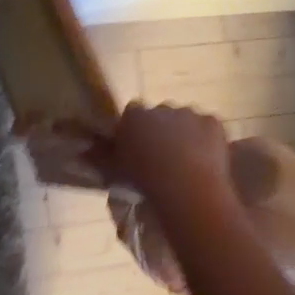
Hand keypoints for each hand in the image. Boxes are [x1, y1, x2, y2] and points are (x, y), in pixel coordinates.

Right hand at [109, 103, 235, 214]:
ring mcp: (189, 113)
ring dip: (185, 134)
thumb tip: (81, 151)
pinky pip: (208, 127)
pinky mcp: (212, 122)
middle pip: (160, 115)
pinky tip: (206, 160)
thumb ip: (98, 157)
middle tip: (163, 158)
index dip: (137, 129)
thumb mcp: (114, 171)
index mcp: (135, 115)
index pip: (133, 114)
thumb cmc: (143, 179)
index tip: (139, 147)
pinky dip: (207, 139)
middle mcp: (161, 107)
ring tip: (187, 163)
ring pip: (186, 119)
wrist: (185, 187)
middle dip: (162, 130)